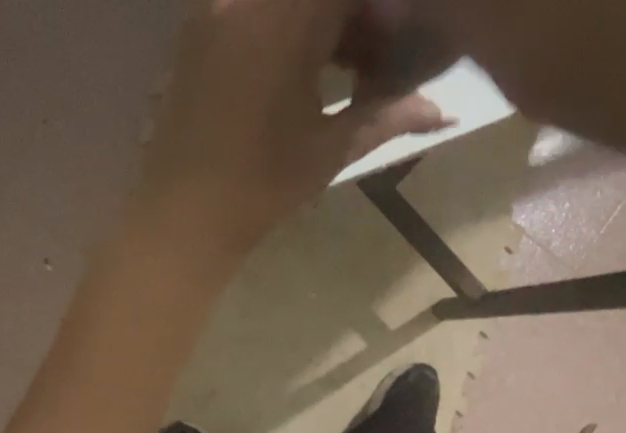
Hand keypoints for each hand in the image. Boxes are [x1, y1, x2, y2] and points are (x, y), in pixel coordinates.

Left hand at [129, 0, 449, 263]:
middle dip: (355, 17)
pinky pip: (252, 13)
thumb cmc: (261, 185)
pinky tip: (302, 78)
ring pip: (284, 4)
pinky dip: (286, 32)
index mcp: (286, 18)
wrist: (182, 218)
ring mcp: (215, 15)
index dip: (381, 14)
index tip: (394, 48)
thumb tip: (443, 111)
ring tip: (346, 74)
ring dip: (322, 26)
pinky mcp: (195, 38)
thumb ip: (387, 115)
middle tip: (375, 62)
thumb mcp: (331, 148)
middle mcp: (246, 1)